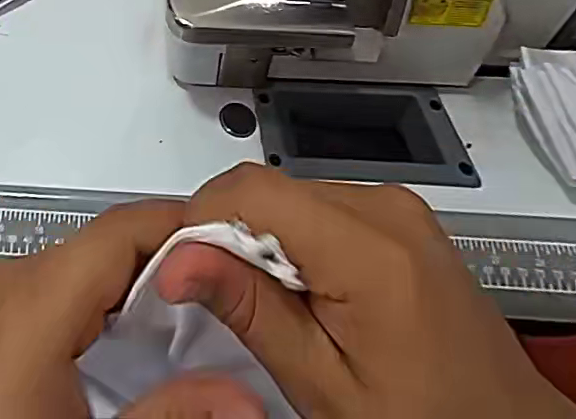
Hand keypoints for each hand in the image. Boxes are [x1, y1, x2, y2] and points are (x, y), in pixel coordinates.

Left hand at [0, 200, 265, 418]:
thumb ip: (170, 415)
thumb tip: (241, 399)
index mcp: (37, 297)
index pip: (123, 227)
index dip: (181, 224)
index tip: (226, 242)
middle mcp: (16, 283)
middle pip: (109, 239)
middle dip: (168, 251)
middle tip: (221, 277)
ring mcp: (1, 297)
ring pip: (88, 257)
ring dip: (139, 272)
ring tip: (189, 299)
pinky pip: (64, 279)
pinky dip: (106, 289)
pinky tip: (132, 322)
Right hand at [156, 164, 575, 418]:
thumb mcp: (325, 386)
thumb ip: (251, 310)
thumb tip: (180, 259)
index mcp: (371, 249)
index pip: (254, 190)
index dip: (203, 216)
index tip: (184, 265)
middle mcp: (384, 206)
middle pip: (269, 188)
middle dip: (230, 232)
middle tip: (225, 297)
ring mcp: (394, 203)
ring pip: (288, 192)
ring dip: (261, 235)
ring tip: (275, 302)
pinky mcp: (395, 210)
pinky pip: (318, 203)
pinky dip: (293, 235)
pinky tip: (306, 287)